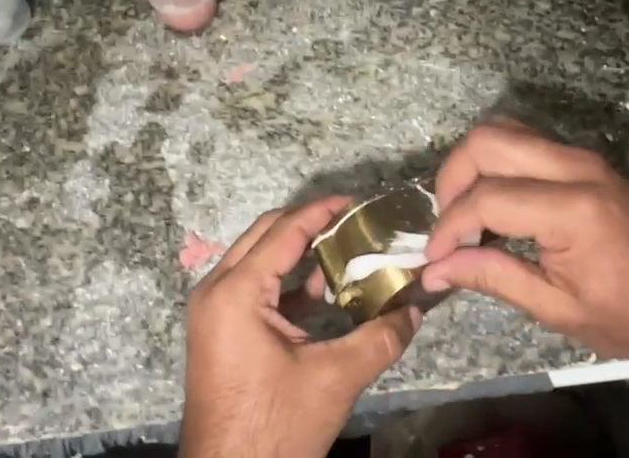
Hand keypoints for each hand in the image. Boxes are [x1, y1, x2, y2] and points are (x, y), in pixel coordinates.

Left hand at [182, 197, 420, 457]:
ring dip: (297, 250)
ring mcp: (212, 310)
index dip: (321, 211)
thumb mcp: (333, 380)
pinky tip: (322, 291)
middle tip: (353, 222)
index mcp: (237, 291)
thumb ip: (378, 339)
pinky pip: (251, 285)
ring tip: (343, 249)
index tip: (356, 202)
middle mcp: (216, 289)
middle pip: (265, 234)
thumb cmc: (275, 426)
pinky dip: (285, 280)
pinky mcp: (218, 330)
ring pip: (257, 257)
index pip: (284, 231)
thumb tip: (415, 310)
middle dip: (308, 223)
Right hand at [420, 120, 628, 359]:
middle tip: (446, 224)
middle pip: (487, 140)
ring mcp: (580, 156)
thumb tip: (433, 269)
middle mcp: (574, 167)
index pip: (487, 198)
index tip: (433, 256)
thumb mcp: (557, 308)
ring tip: (465, 212)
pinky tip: (494, 201)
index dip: (449, 225)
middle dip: (452, 177)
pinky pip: (524, 140)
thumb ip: (493, 277)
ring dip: (472, 164)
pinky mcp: (583, 158)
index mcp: (572, 209)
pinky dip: (495, 161)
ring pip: (503, 130)